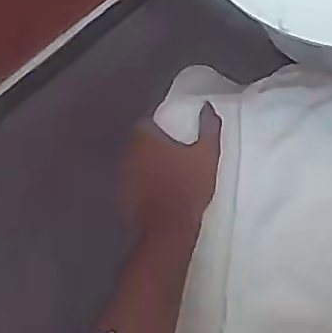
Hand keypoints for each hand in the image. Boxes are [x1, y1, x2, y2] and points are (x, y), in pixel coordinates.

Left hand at [118, 104, 221, 236]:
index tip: (174, 127)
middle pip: (139, 140)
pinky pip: (133, 180)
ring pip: (135, 160)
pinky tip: (159, 188)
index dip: (161, 122)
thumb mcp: (208, 153)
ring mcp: (122, 176)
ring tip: (168, 168)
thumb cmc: (190, 185)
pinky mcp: (122, 195)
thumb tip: (208, 107)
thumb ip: (209, 127)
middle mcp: (128, 153)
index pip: (147, 121)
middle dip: (155, 141)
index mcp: (146, 139)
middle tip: (174, 147)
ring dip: (148, 161)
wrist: (169, 226)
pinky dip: (144, 180)